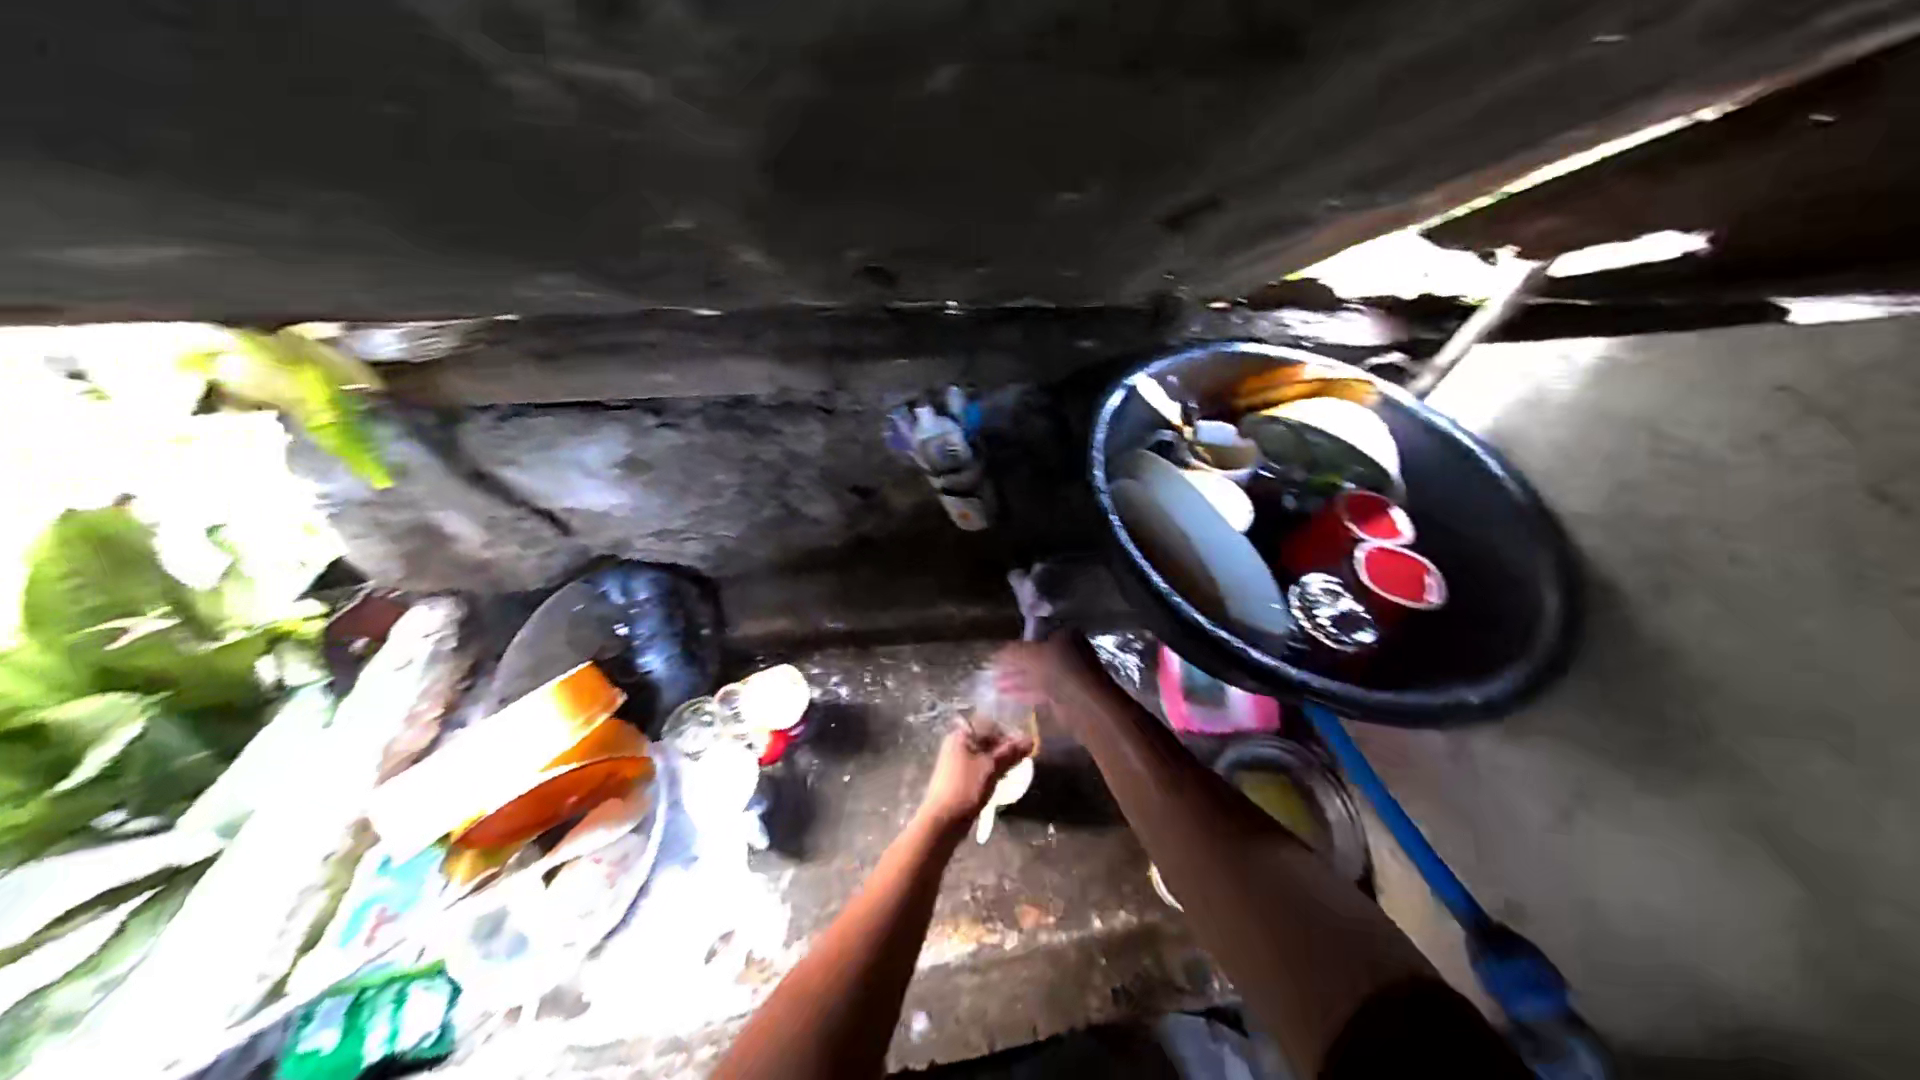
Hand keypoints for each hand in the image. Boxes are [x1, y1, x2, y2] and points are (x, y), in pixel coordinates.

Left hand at [918, 720, 1033, 832]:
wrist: (943, 820)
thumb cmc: (967, 788)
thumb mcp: (992, 768)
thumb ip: (1011, 752)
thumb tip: (1030, 740)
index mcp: (961, 736)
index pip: (989, 724)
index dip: (1007, 732)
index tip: (1023, 746)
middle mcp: (957, 745)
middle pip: (986, 739)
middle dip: (1005, 748)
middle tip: (1021, 760)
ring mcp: (956, 762)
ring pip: (984, 755)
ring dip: (999, 760)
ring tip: (1014, 770)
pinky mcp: (959, 778)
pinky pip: (979, 768)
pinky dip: (991, 771)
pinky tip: (1001, 780)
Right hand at [992, 635, 1111, 711]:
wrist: (1085, 703)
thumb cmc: (1060, 669)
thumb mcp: (1031, 654)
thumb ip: (1013, 652)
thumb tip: (996, 654)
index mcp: (1065, 636)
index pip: (1037, 638)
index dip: (1018, 646)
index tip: (1001, 656)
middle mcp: (1069, 654)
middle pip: (1036, 658)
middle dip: (1015, 666)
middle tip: (995, 672)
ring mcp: (1068, 676)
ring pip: (1038, 676)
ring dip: (1017, 680)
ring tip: (996, 686)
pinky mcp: (1066, 697)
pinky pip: (1041, 691)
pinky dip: (1026, 692)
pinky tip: (1009, 696)